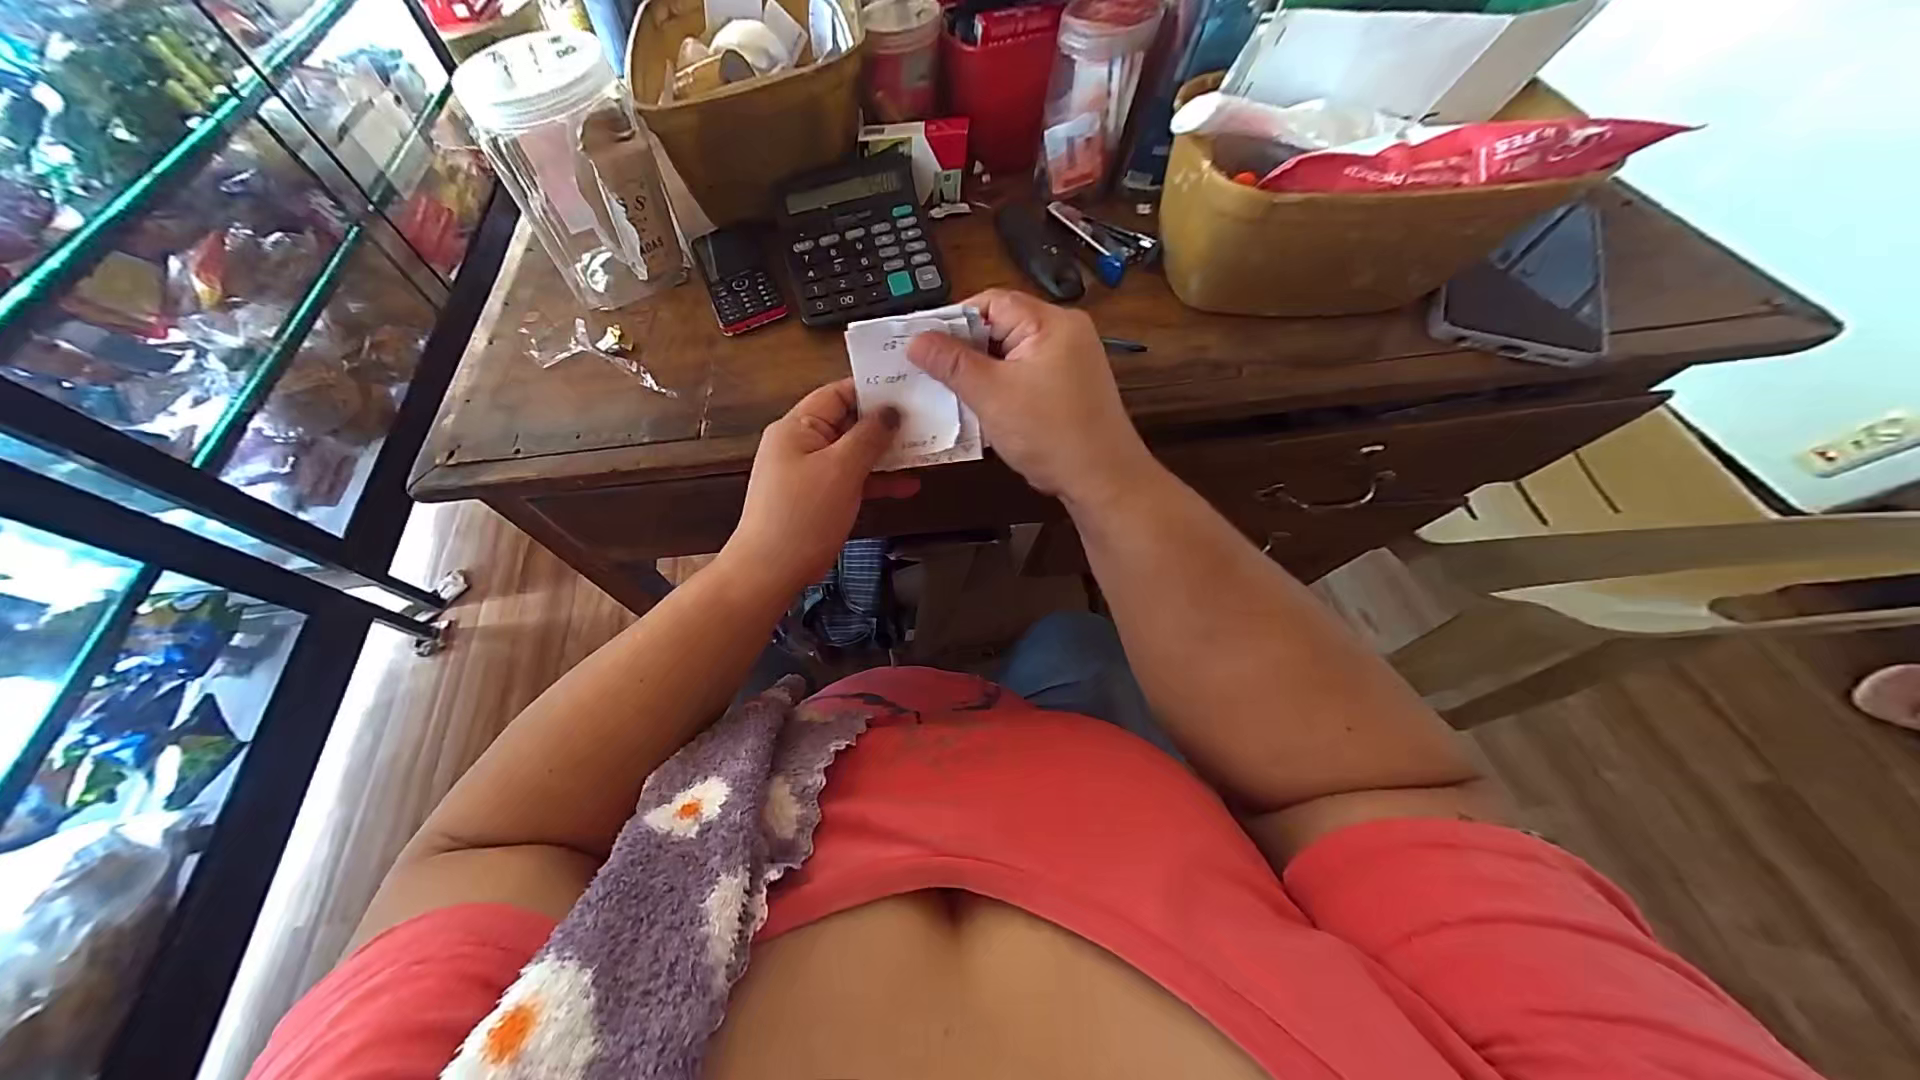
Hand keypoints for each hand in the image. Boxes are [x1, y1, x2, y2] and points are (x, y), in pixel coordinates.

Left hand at [723, 379, 915, 593]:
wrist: (770, 571)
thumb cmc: (801, 517)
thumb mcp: (841, 469)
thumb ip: (869, 436)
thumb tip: (890, 412)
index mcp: (797, 427)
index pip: (837, 394)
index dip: (871, 390)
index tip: (907, 392)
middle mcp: (800, 444)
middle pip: (848, 423)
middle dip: (884, 424)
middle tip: (923, 421)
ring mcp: (809, 472)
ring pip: (854, 453)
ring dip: (886, 454)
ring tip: (923, 451)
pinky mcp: (818, 498)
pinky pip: (852, 479)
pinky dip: (876, 481)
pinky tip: (907, 486)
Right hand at [906, 289, 1154, 504]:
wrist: (1102, 481)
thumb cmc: (1055, 435)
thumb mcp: (992, 394)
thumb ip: (952, 363)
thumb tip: (917, 340)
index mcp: (1051, 323)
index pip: (991, 302)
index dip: (953, 320)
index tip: (923, 343)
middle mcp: (1064, 335)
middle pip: (1000, 328)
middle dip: (963, 351)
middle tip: (930, 370)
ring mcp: (1068, 364)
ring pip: (1009, 357)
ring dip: (980, 374)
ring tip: (950, 392)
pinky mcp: (1066, 390)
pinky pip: (1023, 378)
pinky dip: (1000, 390)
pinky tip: (979, 410)